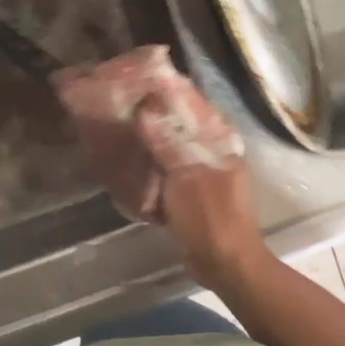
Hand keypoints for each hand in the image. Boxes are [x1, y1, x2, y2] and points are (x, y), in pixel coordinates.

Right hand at [134, 93, 269, 290]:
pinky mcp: (191, 192)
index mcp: (219, 140)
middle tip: (119, 103)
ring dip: (150, 139)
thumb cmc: (211, 218)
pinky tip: (128, 160)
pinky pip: (167, 169)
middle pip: (180, 123)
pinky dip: (150, 164)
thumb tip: (145, 103)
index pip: (193, 102)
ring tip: (118, 126)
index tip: (136, 80)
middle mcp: (213, 150)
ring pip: (172, 146)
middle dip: (152, 113)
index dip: (167, 90)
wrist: (226, 265)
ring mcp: (203, 171)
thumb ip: (166, 140)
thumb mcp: (184, 176)